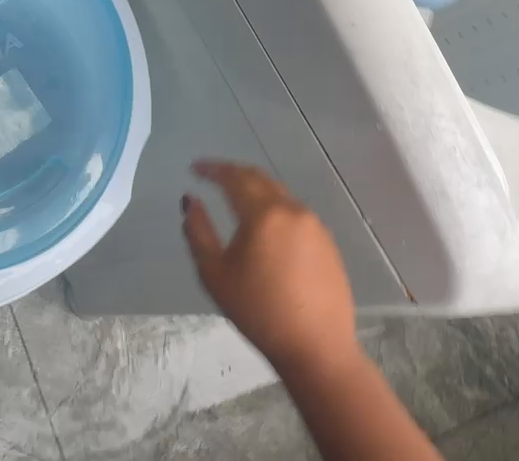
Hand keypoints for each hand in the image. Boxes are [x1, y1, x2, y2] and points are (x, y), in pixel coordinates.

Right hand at [180, 161, 359, 376]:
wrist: (317, 350)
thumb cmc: (258, 311)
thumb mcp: (213, 272)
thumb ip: (197, 230)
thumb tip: (191, 201)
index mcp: (263, 214)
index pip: (234, 177)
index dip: (211, 169)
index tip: (194, 168)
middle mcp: (292, 211)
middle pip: (259, 178)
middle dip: (233, 173)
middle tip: (212, 176)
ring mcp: (315, 227)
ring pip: (279, 194)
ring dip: (255, 189)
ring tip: (235, 197)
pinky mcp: (328, 244)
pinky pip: (295, 213)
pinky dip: (273, 208)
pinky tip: (264, 226)